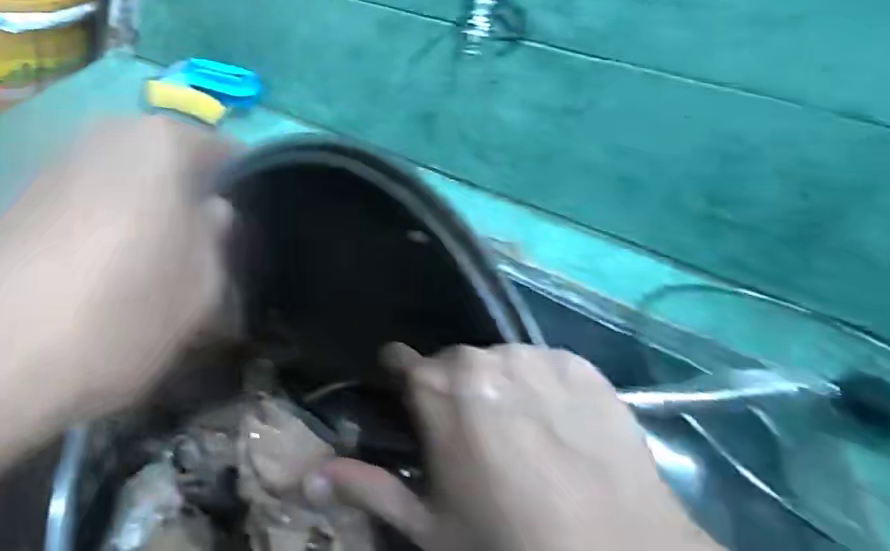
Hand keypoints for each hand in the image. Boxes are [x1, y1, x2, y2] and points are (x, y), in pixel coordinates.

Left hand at [0, 117, 233, 505]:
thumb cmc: (115, 314)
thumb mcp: (197, 292)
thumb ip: (216, 240)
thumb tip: (211, 210)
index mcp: (159, 140)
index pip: (220, 150)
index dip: (236, 190)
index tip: (240, 232)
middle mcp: (107, 131)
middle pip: (165, 159)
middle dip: (183, 198)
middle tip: (193, 255)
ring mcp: (59, 155)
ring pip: (122, 177)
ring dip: (139, 209)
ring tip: (141, 268)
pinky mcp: (23, 187)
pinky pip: (82, 194)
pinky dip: (97, 219)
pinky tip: (90, 269)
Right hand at [310, 344, 719, 550]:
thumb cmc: (512, 546)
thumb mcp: (432, 528)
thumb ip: (368, 489)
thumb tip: (307, 477)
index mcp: (433, 386)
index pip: (398, 359)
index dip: (402, 385)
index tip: (416, 413)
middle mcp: (476, 357)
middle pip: (453, 363)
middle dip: (459, 392)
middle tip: (481, 442)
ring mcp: (532, 357)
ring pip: (501, 362)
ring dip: (505, 388)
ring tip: (529, 438)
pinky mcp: (581, 366)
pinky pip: (548, 365)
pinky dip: (550, 389)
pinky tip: (566, 430)